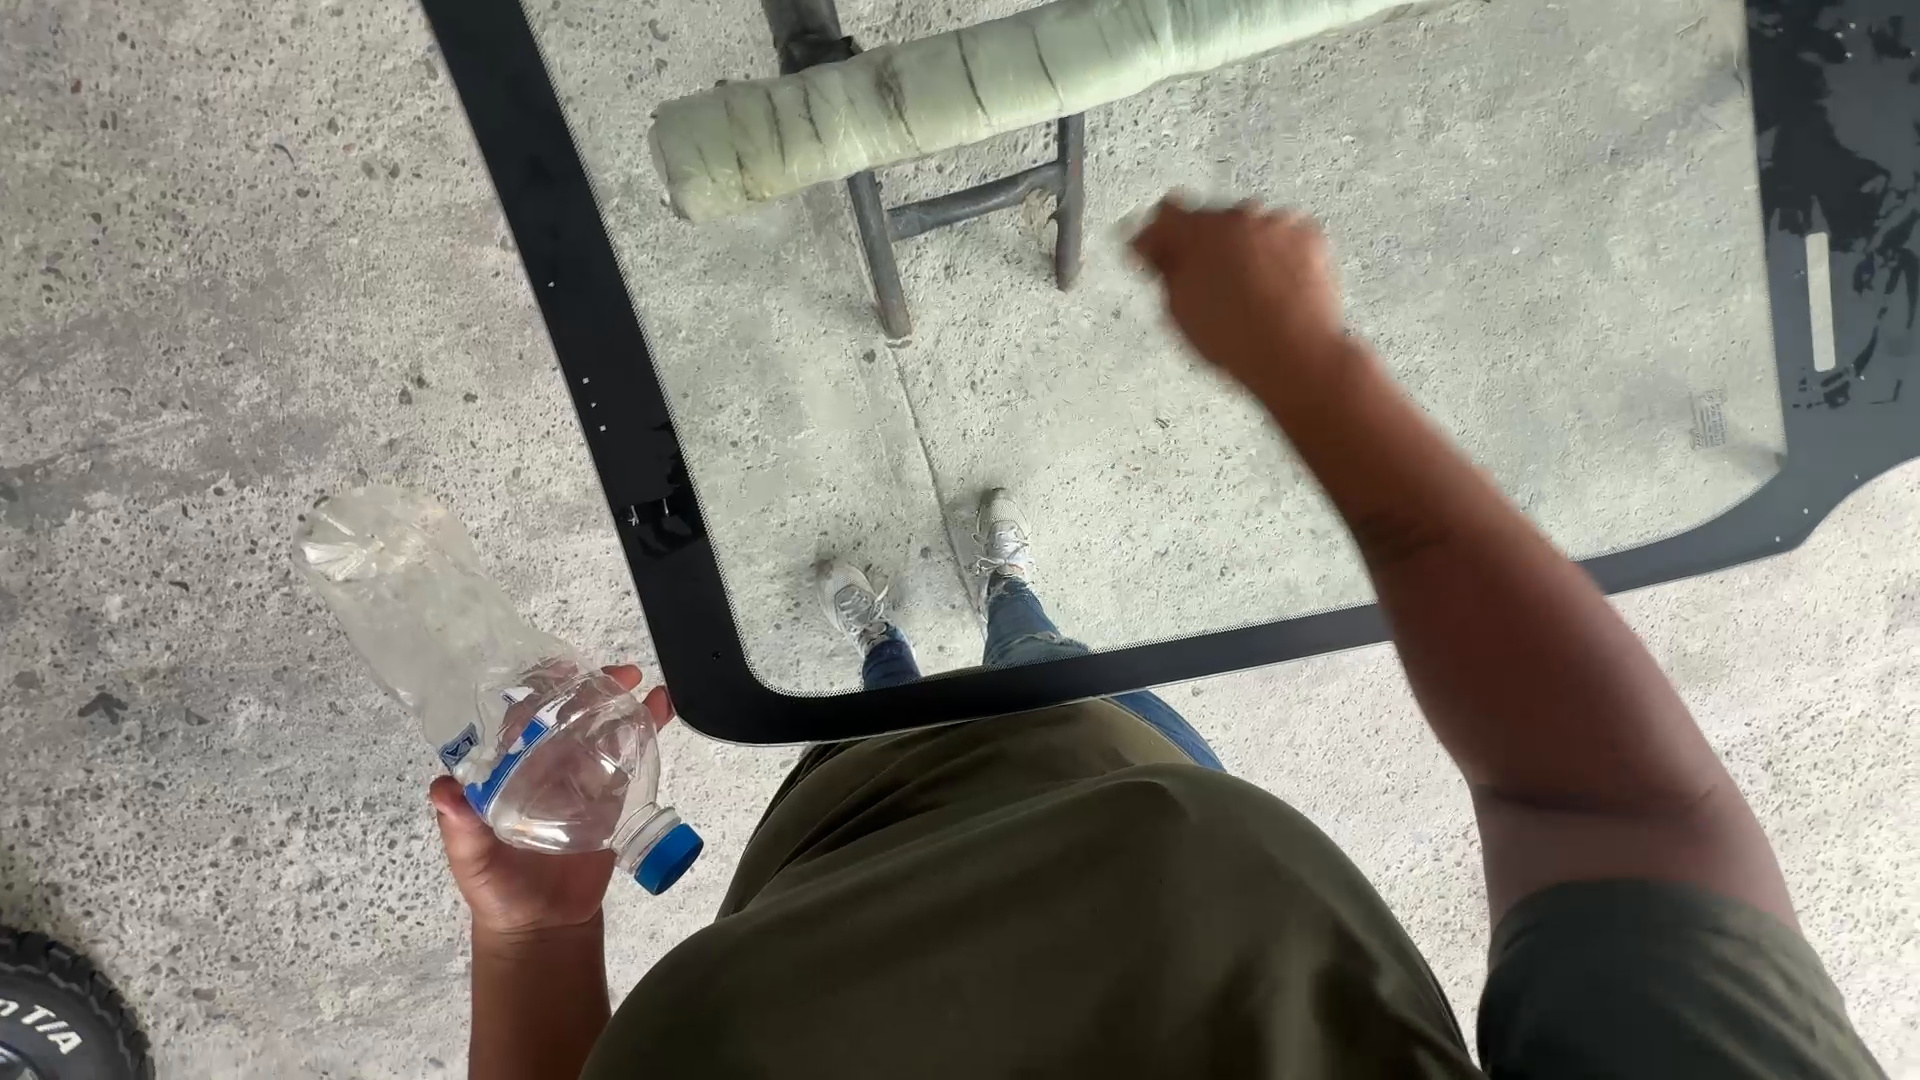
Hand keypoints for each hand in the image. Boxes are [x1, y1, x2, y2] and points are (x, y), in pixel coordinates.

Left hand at [429, 664, 674, 939]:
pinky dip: (650, 726)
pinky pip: (634, 752)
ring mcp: (585, 774)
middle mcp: (549, 762)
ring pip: (606, 725)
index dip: (541, 685)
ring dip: (626, 700)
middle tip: (621, 675)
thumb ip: (461, 828)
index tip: (562, 665)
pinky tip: (664, 707)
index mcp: (511, 770)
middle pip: (572, 712)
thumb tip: (442, 789)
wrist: (547, 923)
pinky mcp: (616, 790)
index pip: (523, 715)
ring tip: (645, 686)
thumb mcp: (472, 860)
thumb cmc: (500, 889)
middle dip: (595, 686)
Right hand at [1131, 196, 1351, 396]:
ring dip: (1242, 250)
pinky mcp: (1308, 235)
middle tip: (1205, 285)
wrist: (1293, 351)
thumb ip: (1162, 266)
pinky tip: (1271, 290)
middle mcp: (1237, 216)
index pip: (1168, 211)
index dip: (1160, 232)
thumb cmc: (1233, 338)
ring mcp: (1276, 223)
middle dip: (1205, 246)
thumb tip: (1148, 244)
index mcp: (1197, 233)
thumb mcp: (1178, 308)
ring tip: (1244, 294)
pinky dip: (1276, 256)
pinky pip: (1283, 237)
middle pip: (1212, 220)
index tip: (1157, 250)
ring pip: (1249, 228)